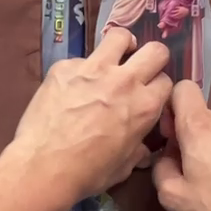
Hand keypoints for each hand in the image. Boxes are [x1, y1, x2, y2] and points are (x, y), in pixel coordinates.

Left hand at [3, 29, 171, 209]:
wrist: (43, 166)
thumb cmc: (88, 173)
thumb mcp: (124, 167)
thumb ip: (137, 150)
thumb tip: (142, 149)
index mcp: (145, 106)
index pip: (166, 81)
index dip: (158, 88)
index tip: (149, 94)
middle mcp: (124, 81)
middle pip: (155, 50)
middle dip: (151, 58)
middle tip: (139, 69)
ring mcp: (93, 68)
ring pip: (119, 36)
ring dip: (121, 47)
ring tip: (113, 59)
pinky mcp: (64, 66)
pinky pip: (79, 59)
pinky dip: (79, 70)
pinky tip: (69, 87)